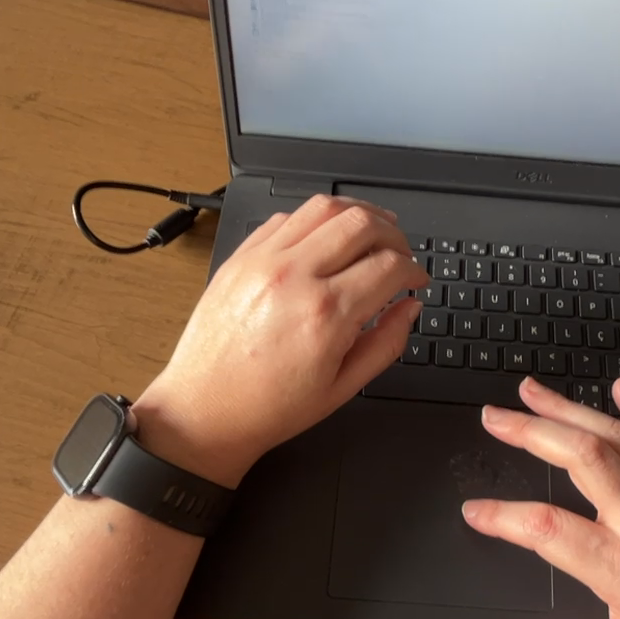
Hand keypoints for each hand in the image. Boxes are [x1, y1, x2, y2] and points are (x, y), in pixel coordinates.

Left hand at [131, 195, 427, 488]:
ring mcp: (263, 261)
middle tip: (401, 254)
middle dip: (395, 235)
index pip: (389, 265)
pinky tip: (327, 238)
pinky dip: (316, 220)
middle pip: (362, 222)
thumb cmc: (268, 408)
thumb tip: (410, 307)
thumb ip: (387, 343)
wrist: (203, 412)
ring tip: (372, 231)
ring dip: (358, 213)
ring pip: (325, 206)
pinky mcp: (240, 257)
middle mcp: (294, 276)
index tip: (416, 280)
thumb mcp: (343, 387)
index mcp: (325, 314)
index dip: (415, 269)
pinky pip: (287, 217)